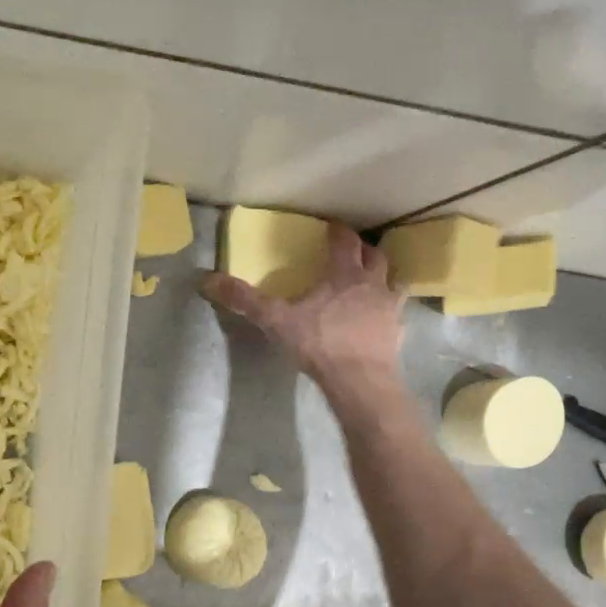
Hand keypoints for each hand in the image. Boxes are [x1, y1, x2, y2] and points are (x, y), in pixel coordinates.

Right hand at [202, 225, 404, 391]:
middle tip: (351, 251)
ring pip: (392, 281)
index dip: (336, 232)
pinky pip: (397, 313)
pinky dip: (388, 310)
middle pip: (374, 256)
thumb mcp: (276, 320)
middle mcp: (372, 284)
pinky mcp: (397, 332)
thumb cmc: (319, 343)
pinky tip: (379, 318)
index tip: (330, 227)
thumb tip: (208, 280)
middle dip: (363, 250)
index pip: (344, 242)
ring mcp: (390, 308)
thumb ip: (245, 300)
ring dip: (383, 276)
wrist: (360, 380)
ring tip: (372, 281)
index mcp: (344, 274)